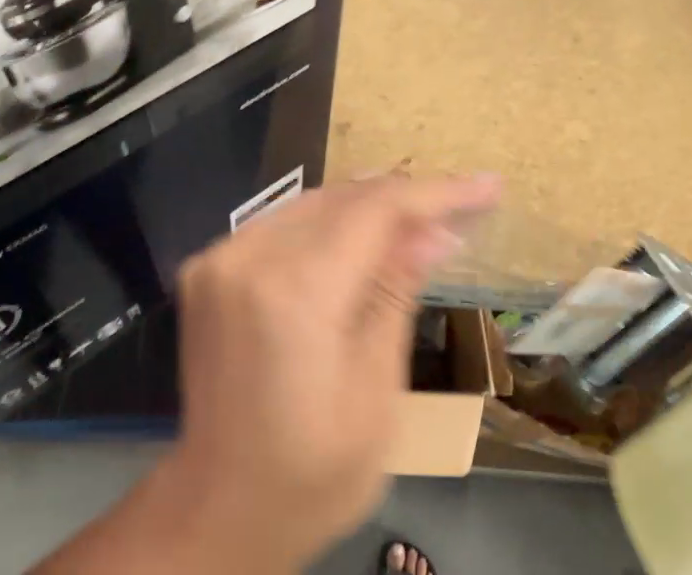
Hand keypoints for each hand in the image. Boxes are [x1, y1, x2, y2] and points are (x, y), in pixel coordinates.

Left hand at [33, 173, 499, 574]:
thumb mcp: (375, 387)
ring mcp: (217, 260)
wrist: (221, 504)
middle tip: (461, 204)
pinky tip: (359, 237)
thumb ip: (395, 292)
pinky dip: (323, 225)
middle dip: (403, 197)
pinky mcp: (205, 271)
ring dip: (364, 206)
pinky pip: (276, 226)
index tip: (487, 187)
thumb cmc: (314, 468)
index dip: (436, 193)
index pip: (375, 210)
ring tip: (421, 218)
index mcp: (294, 292)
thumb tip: (433, 230)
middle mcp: (247, 258)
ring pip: (307, 205)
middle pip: (340, 199)